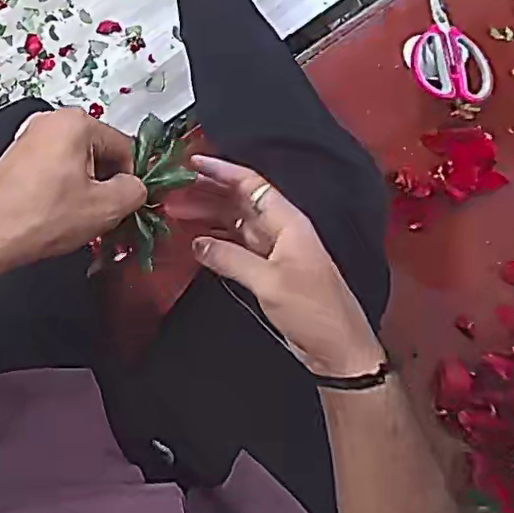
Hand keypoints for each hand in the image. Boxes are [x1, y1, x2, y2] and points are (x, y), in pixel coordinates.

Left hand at [0, 108, 146, 277]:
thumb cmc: (37, 217)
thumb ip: (135, 191)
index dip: (130, 178)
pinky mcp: (17, 157)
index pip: (124, 146)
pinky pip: (55, 168)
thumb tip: (136, 187)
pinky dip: (62, 188)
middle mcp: (51, 121)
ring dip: (84, 188)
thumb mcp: (104, 208)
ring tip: (75, 216)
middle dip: (105, 182)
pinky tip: (56, 213)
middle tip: (101, 212)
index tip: (127, 201)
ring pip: (77, 162)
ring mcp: (30, 137)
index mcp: (75, 122)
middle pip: (100, 151)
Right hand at [184, 156, 384, 378]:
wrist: (339, 350)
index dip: (221, 170)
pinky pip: (236, 245)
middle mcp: (280, 229)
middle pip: (239, 200)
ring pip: (235, 222)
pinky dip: (216, 240)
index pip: (251, 183)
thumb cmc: (313, 311)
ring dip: (208, 214)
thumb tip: (197, 243)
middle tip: (175, 188)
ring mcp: (273, 249)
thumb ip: (230, 259)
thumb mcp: (269, 282)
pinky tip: (196, 239)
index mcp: (288, 221)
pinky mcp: (267, 269)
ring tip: (176, 209)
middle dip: (207, 191)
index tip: (193, 162)